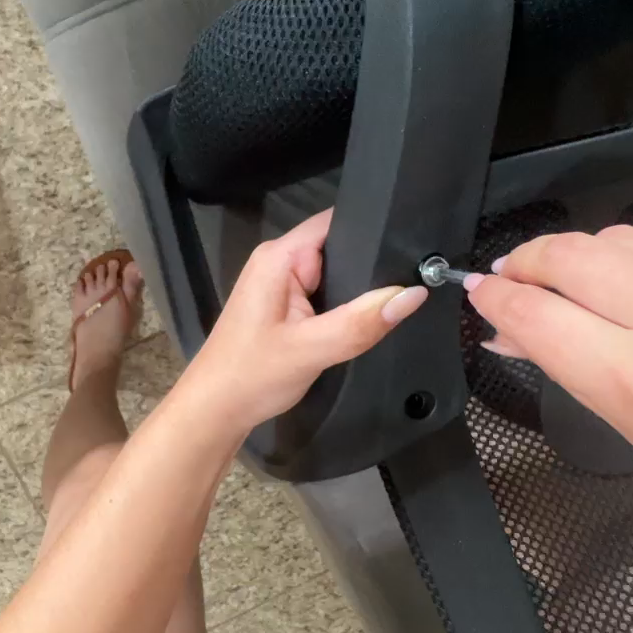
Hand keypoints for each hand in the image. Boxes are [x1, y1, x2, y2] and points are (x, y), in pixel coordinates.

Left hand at [177, 210, 427, 434]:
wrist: (215, 411)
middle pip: (338, 246)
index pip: (335, 221)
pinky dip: (345, 305)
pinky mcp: (285, 308)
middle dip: (373, 261)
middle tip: (418, 277)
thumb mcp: (313, 349)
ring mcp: (281, 285)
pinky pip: (325, 294)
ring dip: (361, 286)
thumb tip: (414, 293)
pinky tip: (369, 316)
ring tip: (403, 295)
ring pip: (335, 274)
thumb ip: (362, 321)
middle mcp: (279, 261)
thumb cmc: (253, 375)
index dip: (374, 225)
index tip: (415, 240)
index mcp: (279, 256)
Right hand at [467, 226, 632, 595]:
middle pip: (573, 254)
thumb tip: (522, 330)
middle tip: (513, 277)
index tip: (477, 291)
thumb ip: (582, 374)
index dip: (496, 298)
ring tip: (584, 285)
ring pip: (628, 237)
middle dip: (530, 261)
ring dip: (589, 257)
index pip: (538, 313)